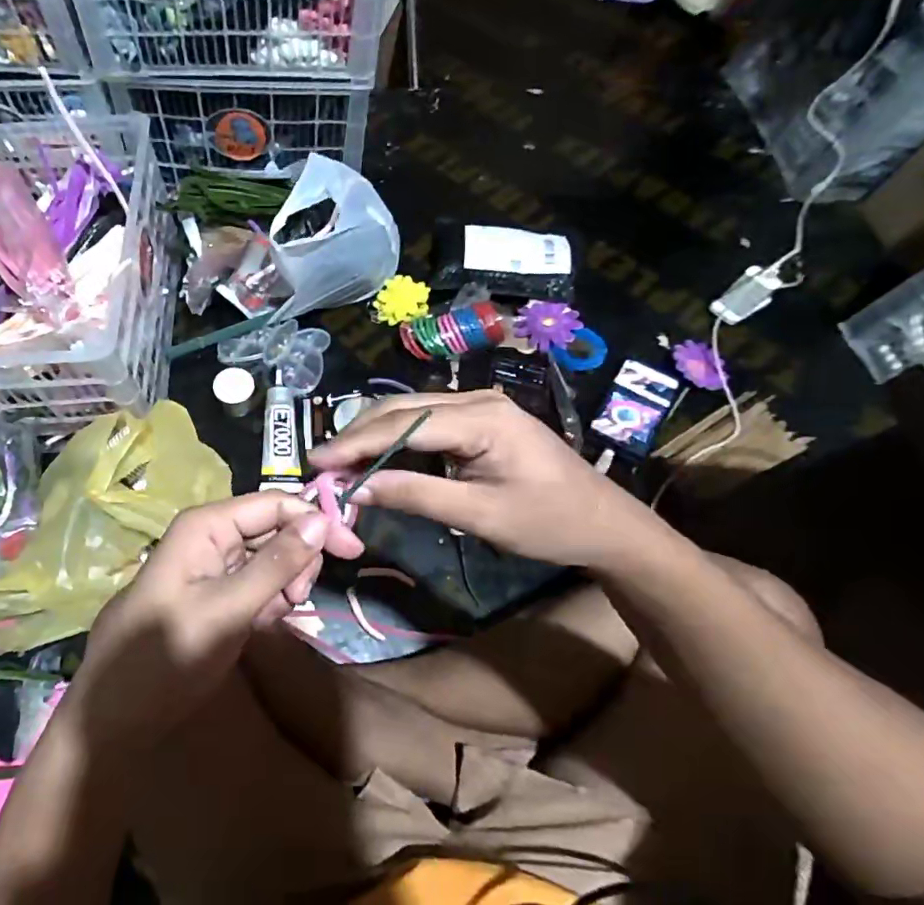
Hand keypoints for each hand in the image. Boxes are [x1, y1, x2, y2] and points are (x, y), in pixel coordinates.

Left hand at [69, 492, 364, 743]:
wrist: (116, 715)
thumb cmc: (166, 656)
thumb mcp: (227, 609)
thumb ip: (276, 564)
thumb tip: (321, 521)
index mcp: (207, 525)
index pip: (275, 503)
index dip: (315, 522)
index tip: (352, 551)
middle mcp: (211, 536)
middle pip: (276, 528)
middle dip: (297, 559)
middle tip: (297, 598)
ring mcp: (213, 565)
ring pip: (271, 557)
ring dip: (285, 583)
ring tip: (274, 616)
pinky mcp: (216, 592)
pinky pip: (258, 582)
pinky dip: (271, 600)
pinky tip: (262, 623)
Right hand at [309, 390, 680, 569]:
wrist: (606, 523)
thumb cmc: (550, 522)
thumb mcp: (480, 515)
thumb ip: (416, 495)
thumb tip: (356, 489)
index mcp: (482, 418)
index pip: (402, 424)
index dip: (355, 443)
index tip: (317, 463)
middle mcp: (477, 400)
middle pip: (401, 409)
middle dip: (358, 435)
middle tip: (322, 466)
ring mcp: (480, 406)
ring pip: (410, 412)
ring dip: (374, 436)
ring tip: (340, 463)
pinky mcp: (481, 420)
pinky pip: (427, 423)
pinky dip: (397, 440)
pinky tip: (377, 456)